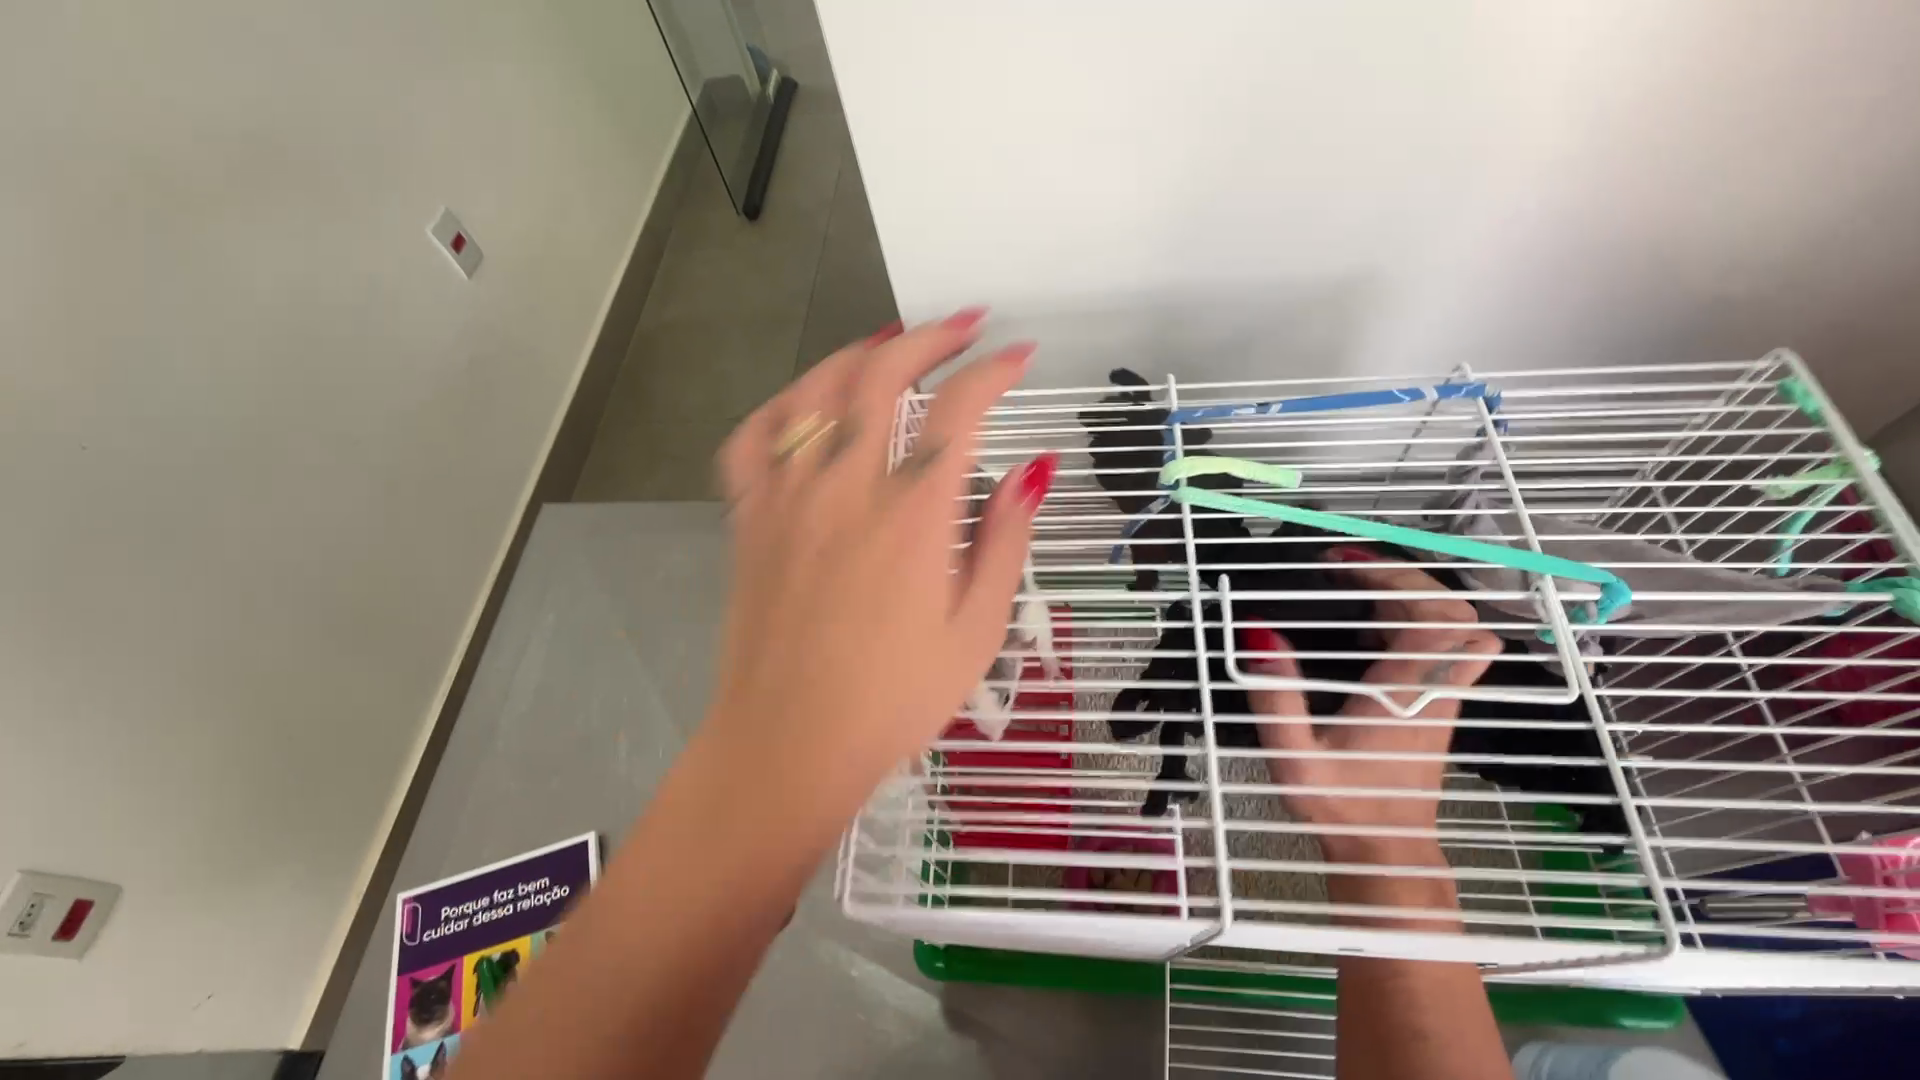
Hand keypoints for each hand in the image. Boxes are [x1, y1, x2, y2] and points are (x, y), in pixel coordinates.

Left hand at [703, 310, 1055, 807]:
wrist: (790, 743)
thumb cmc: (895, 698)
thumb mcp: (978, 631)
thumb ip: (1004, 541)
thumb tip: (1033, 471)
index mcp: (913, 514)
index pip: (960, 410)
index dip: (995, 371)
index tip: (1020, 356)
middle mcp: (846, 486)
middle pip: (883, 375)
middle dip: (929, 335)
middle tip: (963, 325)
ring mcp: (787, 498)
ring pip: (815, 390)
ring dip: (858, 352)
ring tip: (890, 343)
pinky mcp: (748, 520)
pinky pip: (751, 439)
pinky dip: (780, 405)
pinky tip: (804, 404)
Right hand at [1245, 548, 1498, 865]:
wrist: (1387, 849)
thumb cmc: (1342, 805)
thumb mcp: (1294, 756)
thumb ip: (1275, 697)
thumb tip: (1256, 633)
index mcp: (1405, 692)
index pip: (1427, 615)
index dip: (1389, 576)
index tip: (1338, 564)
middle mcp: (1433, 686)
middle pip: (1450, 609)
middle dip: (1400, 577)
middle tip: (1346, 569)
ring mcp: (1441, 694)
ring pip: (1452, 625)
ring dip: (1407, 596)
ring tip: (1352, 589)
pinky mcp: (1435, 703)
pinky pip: (1440, 644)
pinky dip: (1408, 621)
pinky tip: (1363, 632)